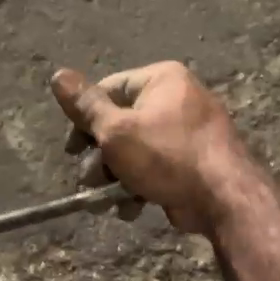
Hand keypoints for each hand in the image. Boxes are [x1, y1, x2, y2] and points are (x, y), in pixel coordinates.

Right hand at [51, 62, 247, 234]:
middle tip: (90, 179)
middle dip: (99, 157)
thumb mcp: (115, 130)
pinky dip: (137, 185)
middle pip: (119, 122)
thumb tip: (57, 75)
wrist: (222, 197)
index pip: (108, 89)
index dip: (84, 118)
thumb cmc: (165, 156)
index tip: (73, 150)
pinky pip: (153, 166)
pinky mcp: (190, 160)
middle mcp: (176, 98)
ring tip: (107, 198)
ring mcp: (185, 131)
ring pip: (133, 149)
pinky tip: (130, 205)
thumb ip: (85, 106)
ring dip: (114, 176)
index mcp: (161, 80)